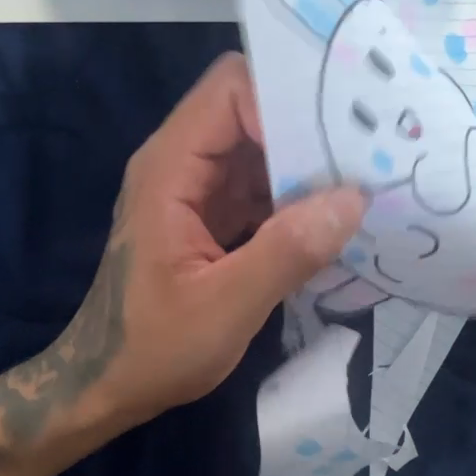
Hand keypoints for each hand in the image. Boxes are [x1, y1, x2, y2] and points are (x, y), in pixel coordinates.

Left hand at [75, 53, 365, 425]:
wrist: (107, 385)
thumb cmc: (152, 350)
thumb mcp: (224, 308)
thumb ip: (286, 253)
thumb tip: (353, 199)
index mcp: (168, 170)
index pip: (230, 90)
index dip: (284, 101)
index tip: (334, 143)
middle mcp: (178, 167)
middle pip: (248, 113)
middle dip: (306, 129)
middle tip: (368, 157)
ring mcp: (192, 193)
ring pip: (257, 152)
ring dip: (306, 168)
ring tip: (364, 186)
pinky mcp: (206, 221)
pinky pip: (256, 190)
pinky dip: (292, 201)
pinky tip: (332, 223)